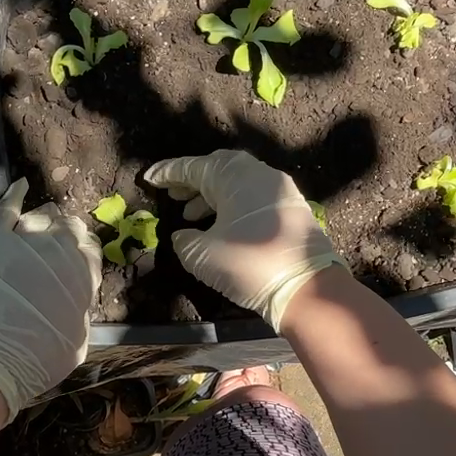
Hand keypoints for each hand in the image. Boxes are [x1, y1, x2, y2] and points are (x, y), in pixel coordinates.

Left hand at [0, 179, 101, 416]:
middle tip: (57, 245)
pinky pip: (5, 209)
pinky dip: (14, 195)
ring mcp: (23, 239)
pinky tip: (21, 186)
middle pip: (68, 228)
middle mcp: (58, 248)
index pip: (91, 250)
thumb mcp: (78, 340)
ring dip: (44, 220)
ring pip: (40, 216)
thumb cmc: (39, 360)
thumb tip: (77, 297)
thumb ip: (80, 309)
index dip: (84, 254)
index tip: (78, 260)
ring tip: (41, 224)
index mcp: (83, 274)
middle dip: (66, 233)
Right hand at [146, 150, 344, 329]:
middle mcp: (259, 174)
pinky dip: (232, 204)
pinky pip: (253, 196)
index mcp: (234, 177)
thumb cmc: (248, 265)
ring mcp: (278, 190)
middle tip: (173, 193)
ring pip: (237, 183)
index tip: (150, 178)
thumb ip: (184, 240)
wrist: (306, 288)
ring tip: (190, 215)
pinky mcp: (290, 209)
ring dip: (211, 195)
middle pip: (218, 168)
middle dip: (193, 180)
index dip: (169, 173)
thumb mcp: (202, 255)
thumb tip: (183, 235)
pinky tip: (220, 225)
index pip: (193, 167)